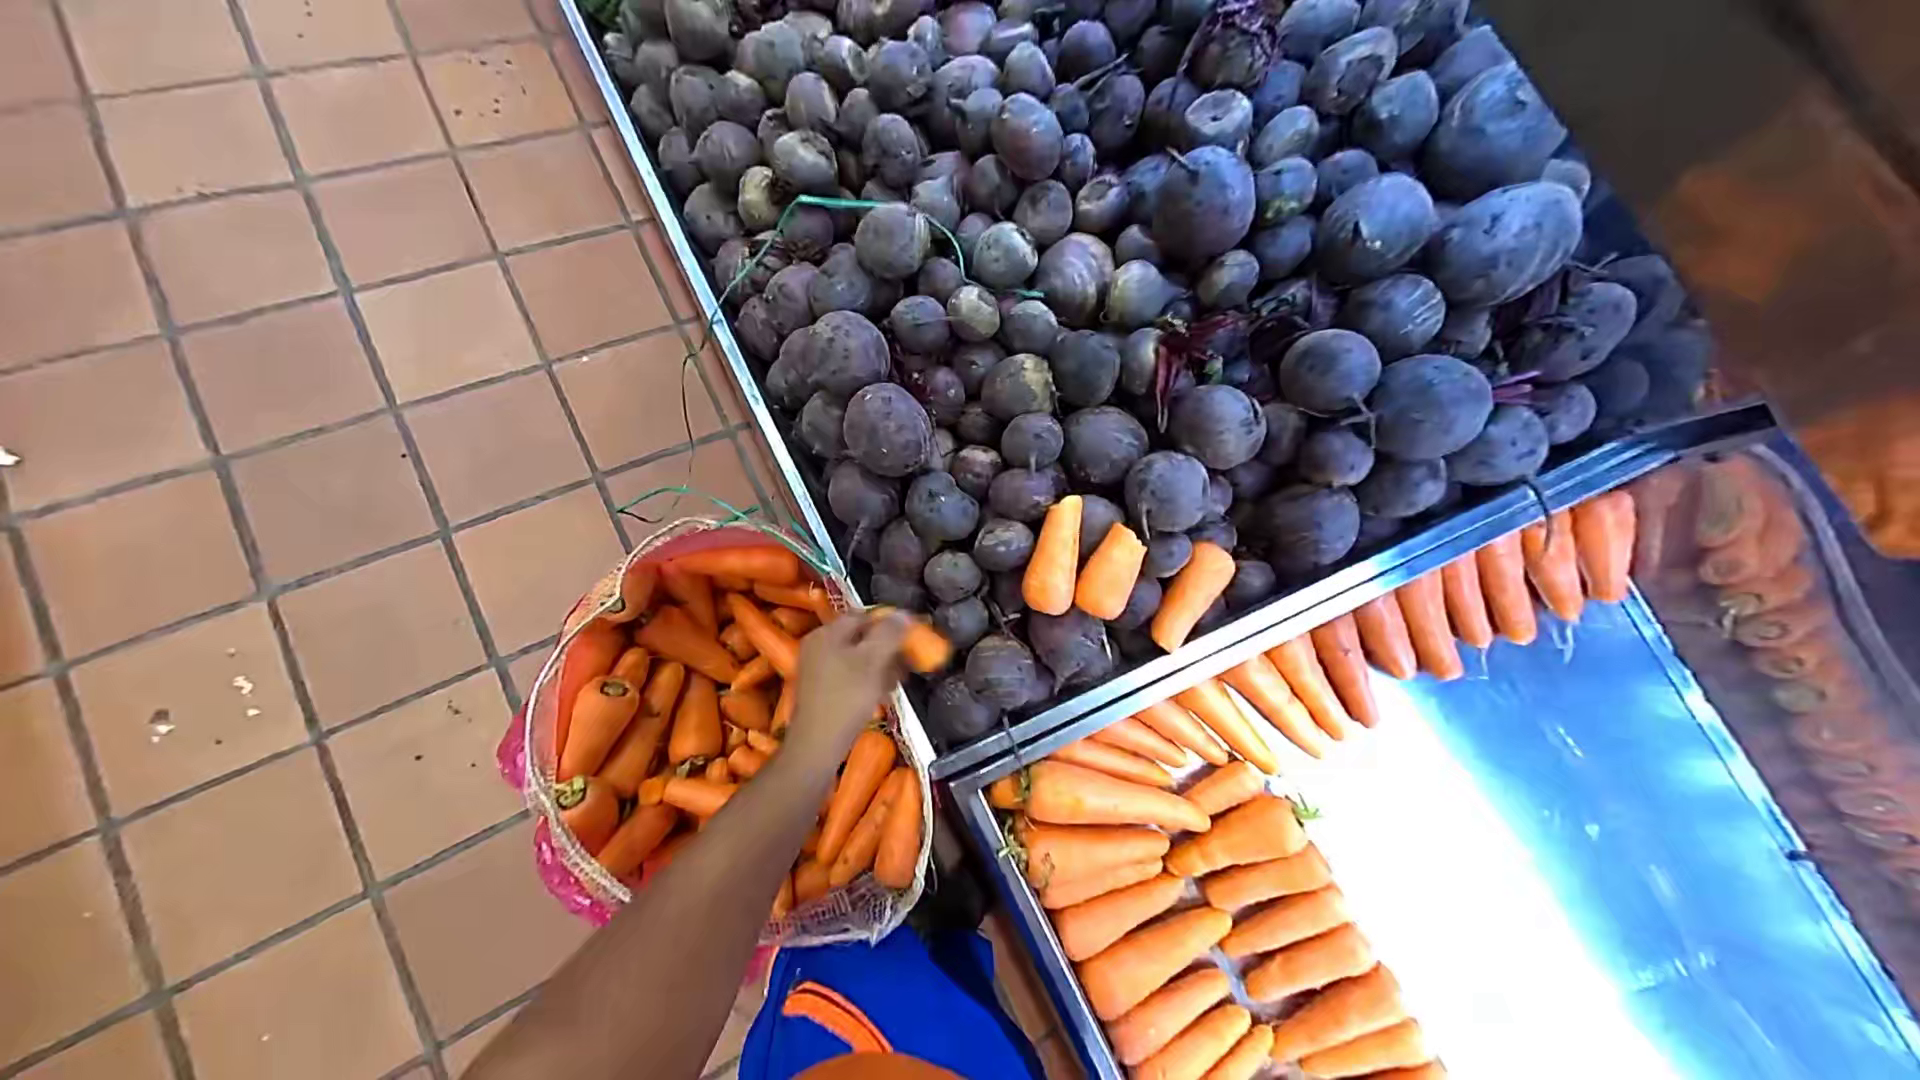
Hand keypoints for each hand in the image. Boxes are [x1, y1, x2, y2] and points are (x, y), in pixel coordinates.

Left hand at [784, 611, 910, 764]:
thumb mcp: (872, 661)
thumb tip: (903, 614)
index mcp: (826, 634)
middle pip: (861, 637)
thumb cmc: (846, 698)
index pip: (863, 615)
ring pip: (858, 658)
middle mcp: (819, 647)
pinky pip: (851, 675)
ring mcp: (818, 669)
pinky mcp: (823, 690)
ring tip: (898, 680)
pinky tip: (882, 693)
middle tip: (908, 660)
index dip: (889, 622)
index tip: (911, 634)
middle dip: (887, 647)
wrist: (818, 745)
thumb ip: (889, 634)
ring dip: (881, 666)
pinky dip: (869, 680)